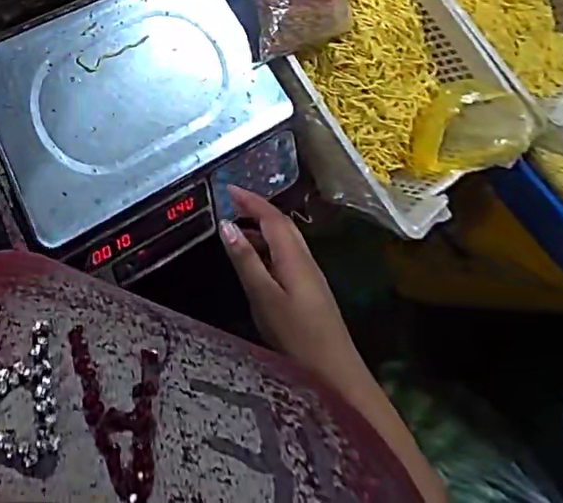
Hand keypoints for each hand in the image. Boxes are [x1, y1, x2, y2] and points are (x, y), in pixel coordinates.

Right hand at [219, 187, 366, 387]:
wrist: (337, 374)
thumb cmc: (298, 336)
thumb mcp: (264, 297)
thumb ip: (245, 260)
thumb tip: (226, 224)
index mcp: (294, 256)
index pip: (272, 216)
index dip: (250, 199)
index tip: (228, 187)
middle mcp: (305, 259)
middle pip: (281, 224)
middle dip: (257, 209)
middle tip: (230, 203)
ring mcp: (310, 275)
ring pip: (285, 240)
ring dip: (261, 228)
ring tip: (235, 232)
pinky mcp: (310, 290)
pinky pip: (286, 255)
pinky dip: (268, 247)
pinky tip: (255, 263)